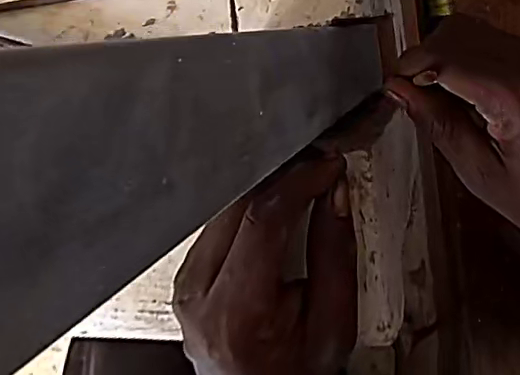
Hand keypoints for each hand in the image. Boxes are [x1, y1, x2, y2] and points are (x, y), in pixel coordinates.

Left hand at [173, 155, 355, 374]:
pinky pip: (218, 219)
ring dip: (266, 188)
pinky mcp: (184, 271)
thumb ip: (335, 255)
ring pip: (227, 204)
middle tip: (316, 169)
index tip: (325, 165)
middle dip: (284, 177)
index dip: (298, 181)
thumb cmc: (293, 374)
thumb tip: (334, 190)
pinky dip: (250, 206)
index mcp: (234, 314)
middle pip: (239, 203)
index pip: (262, 218)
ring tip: (300, 188)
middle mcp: (197, 294)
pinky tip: (274, 209)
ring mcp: (184, 281)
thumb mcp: (332, 327)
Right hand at [383, 18, 519, 257]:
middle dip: (426, 55)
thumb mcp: (481, 175)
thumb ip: (437, 123)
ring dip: (446, 51)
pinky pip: (494, 39)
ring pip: (473, 28)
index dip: (411, 66)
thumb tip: (394, 87)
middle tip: (415, 93)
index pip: (446, 56)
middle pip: (457, 31)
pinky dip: (469, 54)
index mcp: (517, 95)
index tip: (392, 86)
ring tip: (440, 93)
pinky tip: (469, 90)